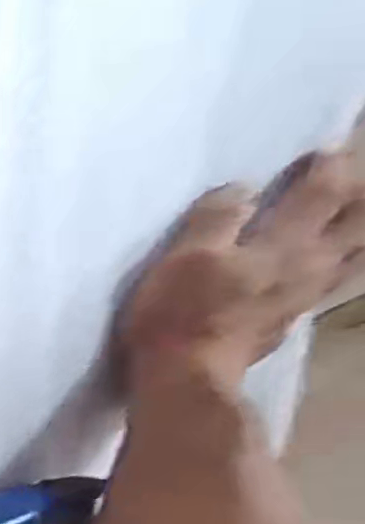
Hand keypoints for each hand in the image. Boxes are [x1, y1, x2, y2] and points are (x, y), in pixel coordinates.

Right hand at [121, 149, 364, 392]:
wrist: (186, 372)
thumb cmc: (176, 314)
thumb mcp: (182, 261)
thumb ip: (212, 222)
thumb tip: (238, 189)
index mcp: (285, 242)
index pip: (320, 191)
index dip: (324, 167)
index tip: (323, 151)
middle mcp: (311, 261)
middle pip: (355, 217)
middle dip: (358, 194)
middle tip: (352, 180)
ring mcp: (305, 293)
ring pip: (354, 250)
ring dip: (359, 230)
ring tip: (354, 221)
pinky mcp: (290, 319)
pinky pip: (332, 281)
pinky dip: (342, 265)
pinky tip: (333, 266)